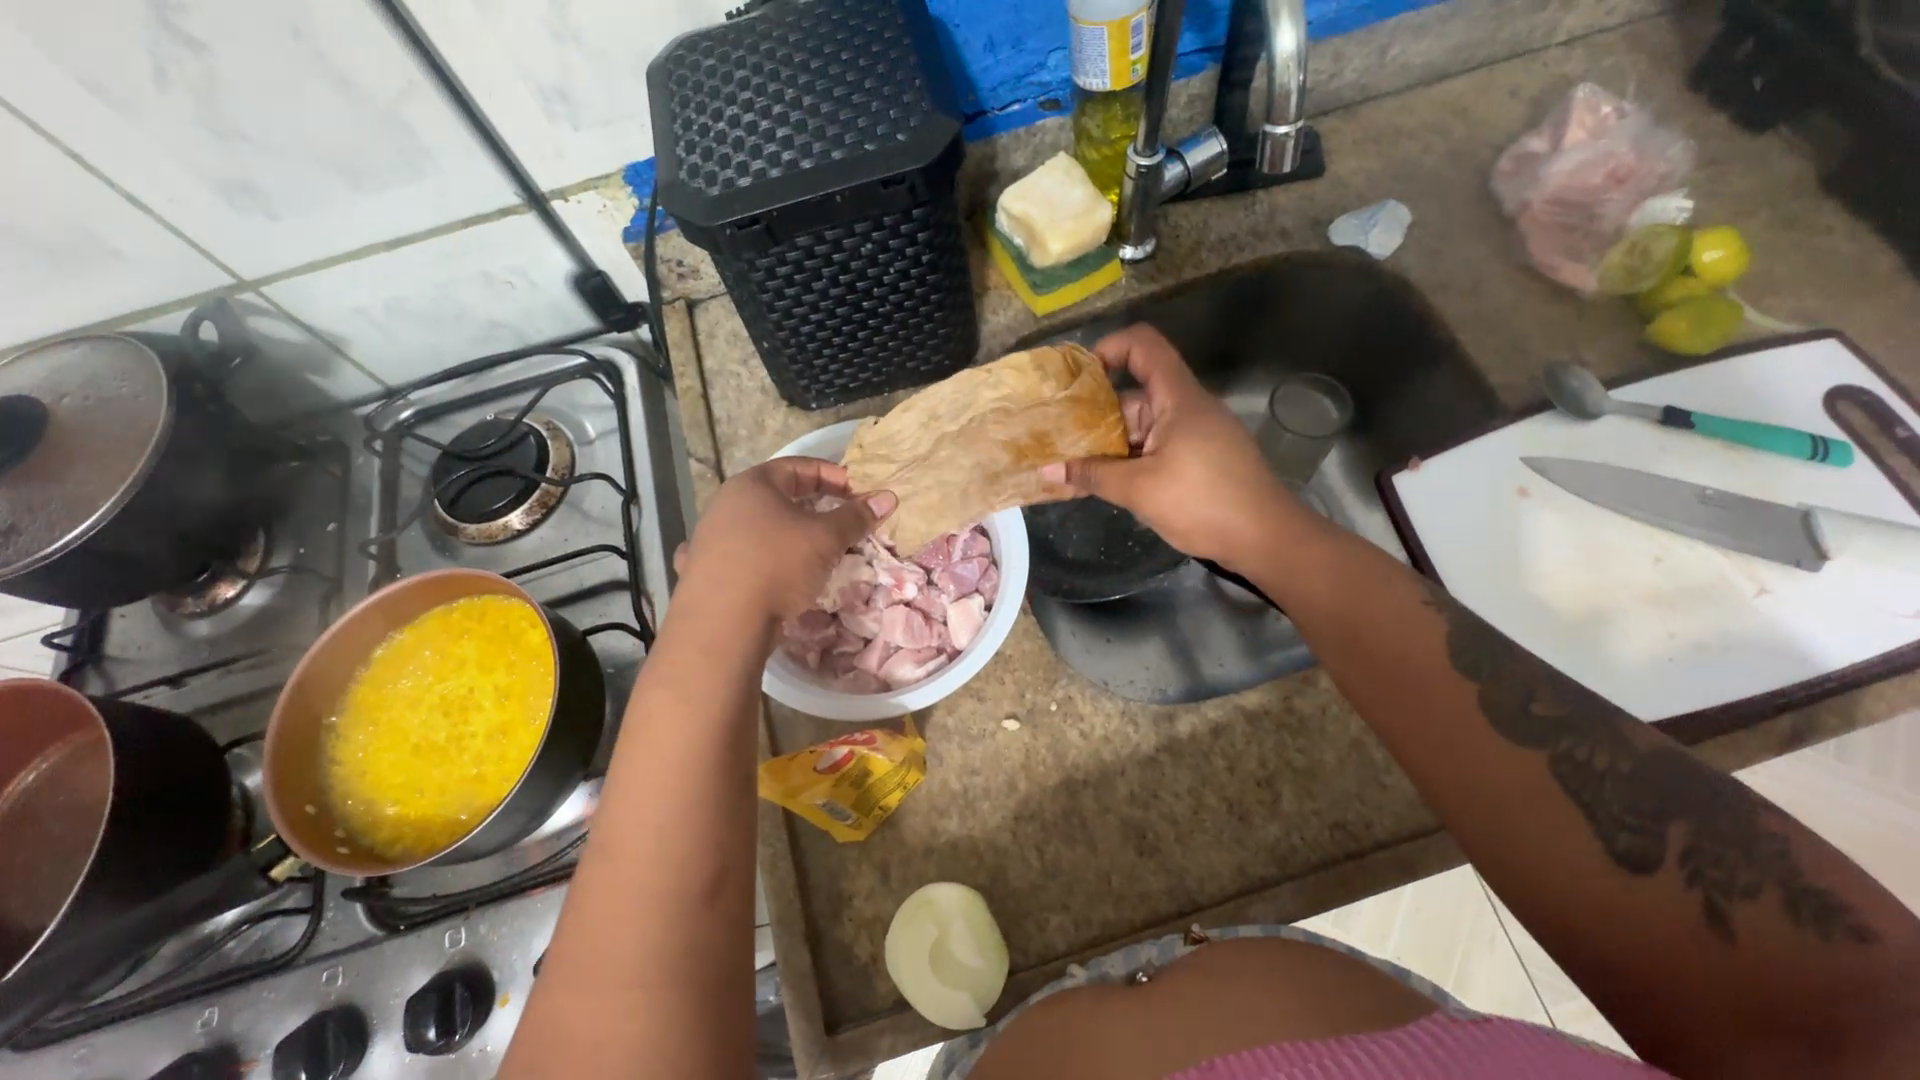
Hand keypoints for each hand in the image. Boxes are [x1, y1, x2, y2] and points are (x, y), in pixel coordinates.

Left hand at [678, 458, 895, 622]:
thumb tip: (887, 498)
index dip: (834, 476)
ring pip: (757, 526)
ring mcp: (710, 538)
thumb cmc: (777, 565)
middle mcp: (726, 503)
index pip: (799, 466)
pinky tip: (769, 572)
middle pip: (777, 496)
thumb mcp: (825, 539)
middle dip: (812, 506)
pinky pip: (740, 555)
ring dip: (786, 533)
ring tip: (812, 551)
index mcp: (753, 484)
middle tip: (840, 521)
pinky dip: (759, 559)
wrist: (723, 623)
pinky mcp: (703, 570)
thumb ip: (855, 517)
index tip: (858, 493)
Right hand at [1039, 324, 1301, 571]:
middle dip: (1096, 413)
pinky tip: (1104, 483)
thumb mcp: (1140, 489)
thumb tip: (1047, 471)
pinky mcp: (1201, 459)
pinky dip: (1130, 459)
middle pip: (1135, 393)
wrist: (1266, 538)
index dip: (1109, 348)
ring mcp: (1196, 434)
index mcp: (1178, 398)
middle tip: (1058, 435)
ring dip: (1110, 443)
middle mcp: (1188, 408)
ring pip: (1144, 426)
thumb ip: (1092, 475)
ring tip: (1071, 464)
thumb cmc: (1204, 503)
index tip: (1078, 377)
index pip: (1143, 345)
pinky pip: (1157, 447)